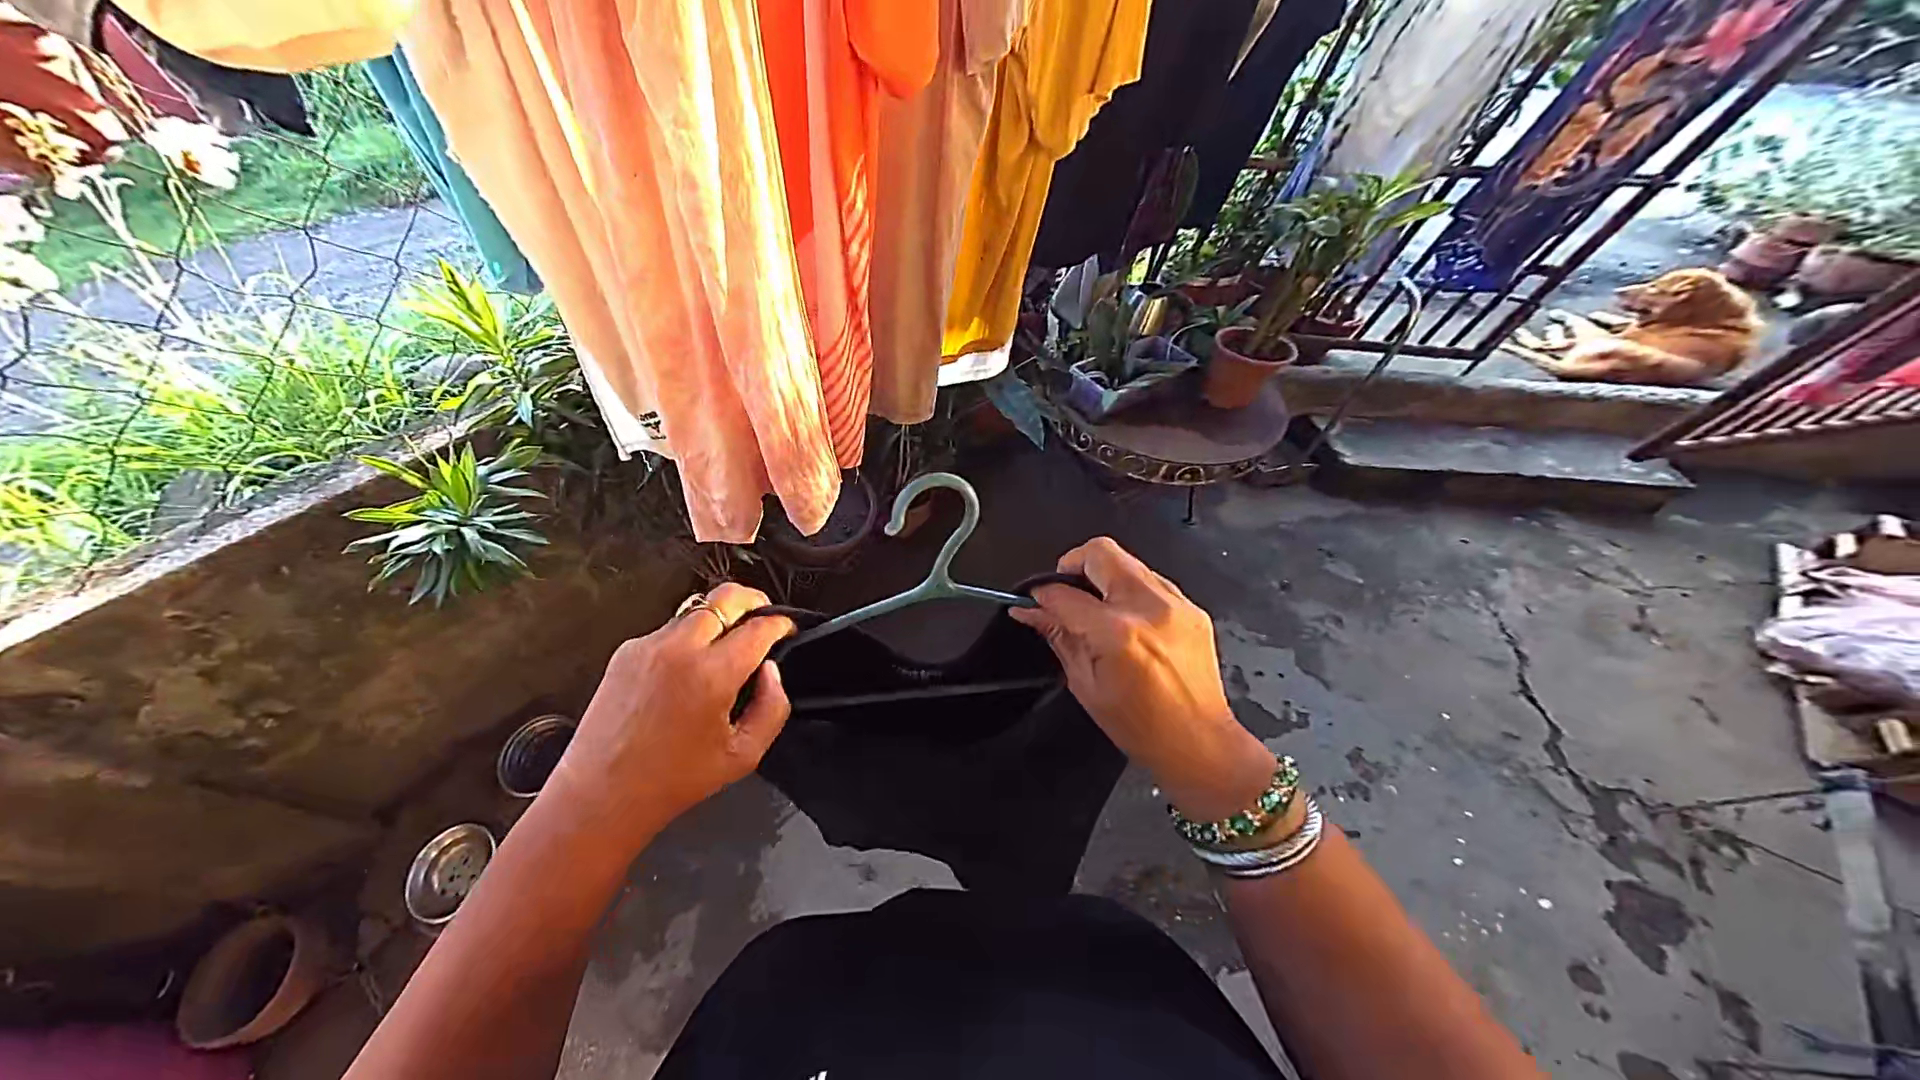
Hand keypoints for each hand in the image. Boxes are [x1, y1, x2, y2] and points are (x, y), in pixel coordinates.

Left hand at [547, 583, 792, 845]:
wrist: (601, 796)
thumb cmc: (668, 782)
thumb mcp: (744, 755)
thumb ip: (772, 707)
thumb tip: (772, 674)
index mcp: (711, 675)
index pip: (759, 626)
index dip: (781, 623)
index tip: (786, 628)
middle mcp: (678, 651)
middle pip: (726, 596)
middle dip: (753, 601)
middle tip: (764, 616)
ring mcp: (648, 647)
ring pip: (697, 609)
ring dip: (719, 618)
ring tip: (728, 645)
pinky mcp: (626, 652)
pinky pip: (669, 629)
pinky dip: (688, 637)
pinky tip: (691, 667)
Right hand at [1012, 538, 1275, 822]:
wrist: (1199, 743)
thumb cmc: (1144, 727)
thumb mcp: (1085, 684)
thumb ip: (1058, 637)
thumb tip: (1032, 612)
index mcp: (1118, 633)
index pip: (1065, 594)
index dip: (1041, 595)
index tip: (1033, 600)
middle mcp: (1150, 609)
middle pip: (1100, 553)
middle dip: (1073, 566)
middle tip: (1063, 591)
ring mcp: (1176, 605)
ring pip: (1127, 561)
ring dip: (1103, 577)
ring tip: (1095, 609)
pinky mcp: (1191, 608)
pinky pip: (1151, 580)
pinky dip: (1129, 591)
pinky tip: (1124, 619)